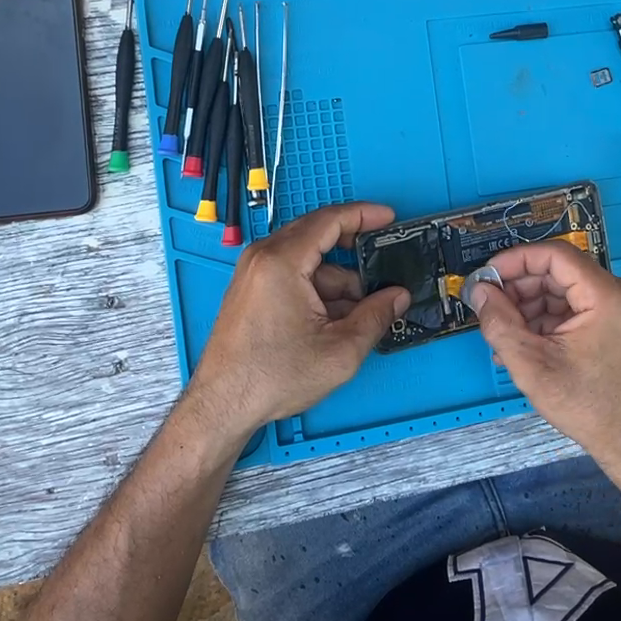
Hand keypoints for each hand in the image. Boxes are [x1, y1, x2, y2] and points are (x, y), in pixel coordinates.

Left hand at [185, 202, 408, 438]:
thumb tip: (397, 298)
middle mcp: (263, 258)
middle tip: (382, 262)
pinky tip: (335, 319)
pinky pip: (293, 274)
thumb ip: (376, 317)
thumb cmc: (268, 377)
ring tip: (359, 312)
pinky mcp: (252, 290)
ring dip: (338, 279)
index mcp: (282, 261)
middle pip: (318, 235)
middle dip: (354, 249)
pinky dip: (318, 288)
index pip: (329, 219)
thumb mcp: (340, 350)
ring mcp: (254, 273)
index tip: (388, 218)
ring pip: (308, 259)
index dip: (364, 215)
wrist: (223, 405)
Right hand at [468, 242, 620, 466]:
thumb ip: (500, 323)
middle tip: (489, 308)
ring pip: (561, 290)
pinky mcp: (613, 322)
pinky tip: (523, 341)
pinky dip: (545, 319)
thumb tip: (480, 292)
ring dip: (529, 306)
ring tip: (504, 335)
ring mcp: (618, 307)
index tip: (488, 275)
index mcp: (607, 295)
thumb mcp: (532, 364)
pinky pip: (572, 307)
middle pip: (557, 272)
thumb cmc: (588, 406)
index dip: (516, 260)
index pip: (555, 255)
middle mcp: (618, 293)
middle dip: (519, 288)